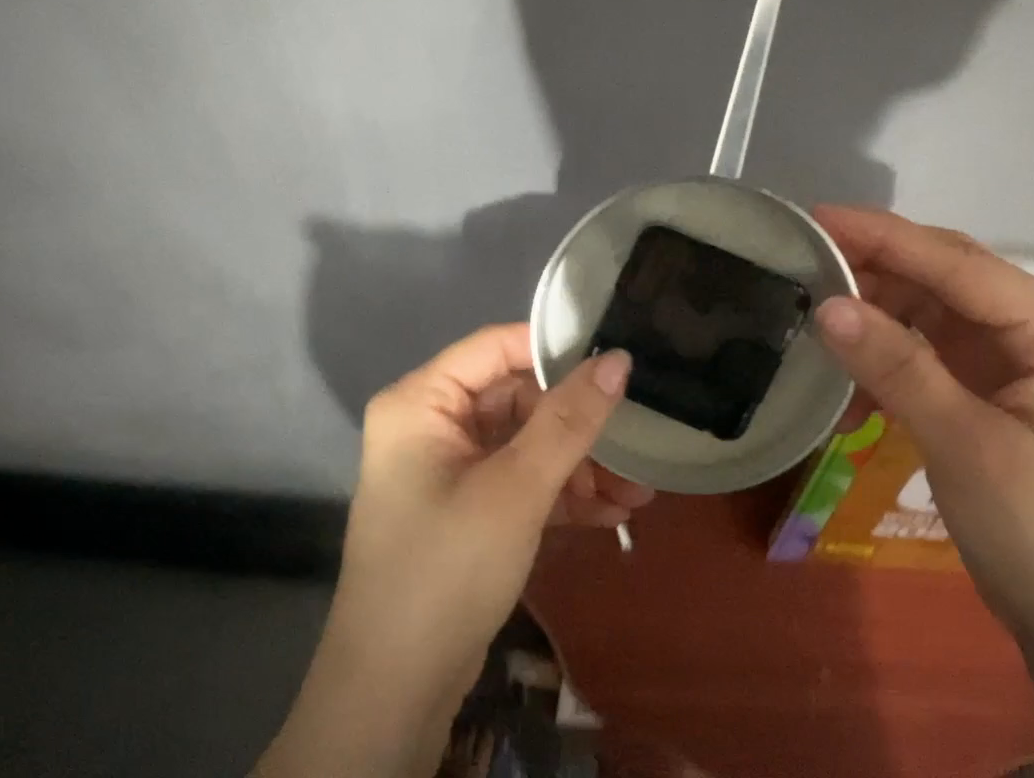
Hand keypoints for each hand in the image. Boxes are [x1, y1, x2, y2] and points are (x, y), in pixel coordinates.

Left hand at [257, 326, 646, 777]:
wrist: (396, 685)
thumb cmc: (449, 567)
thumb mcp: (516, 488)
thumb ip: (568, 421)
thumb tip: (619, 358)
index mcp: (421, 402)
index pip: (495, 347)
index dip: (557, 348)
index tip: (619, 358)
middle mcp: (429, 427)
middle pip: (515, 399)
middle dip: (578, 426)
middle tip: (638, 441)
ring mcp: (445, 473)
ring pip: (523, 446)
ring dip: (578, 468)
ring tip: (637, 492)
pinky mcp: (464, 514)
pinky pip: (518, 485)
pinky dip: (560, 497)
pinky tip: (613, 516)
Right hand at [808, 207, 1033, 643]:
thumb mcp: (969, 447)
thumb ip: (898, 368)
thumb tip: (826, 305)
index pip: (964, 268)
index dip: (888, 238)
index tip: (818, 218)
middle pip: (953, 285)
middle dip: (879, 270)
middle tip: (802, 260)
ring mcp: (1028, 369)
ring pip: (939, 320)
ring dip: (880, 319)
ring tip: (813, 312)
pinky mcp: (1004, 400)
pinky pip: (938, 361)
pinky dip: (893, 364)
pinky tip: (850, 380)